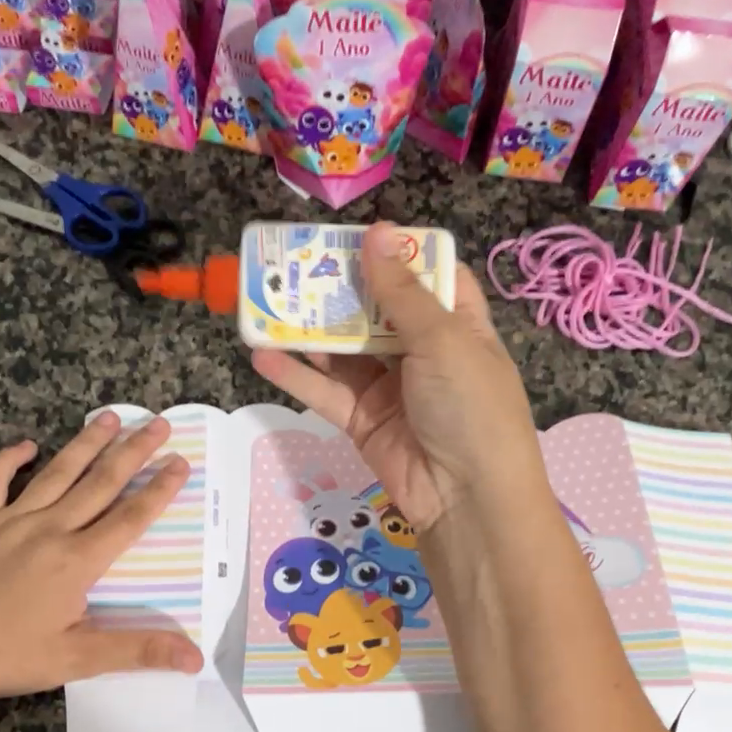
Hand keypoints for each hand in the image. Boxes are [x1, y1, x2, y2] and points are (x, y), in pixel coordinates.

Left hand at [0, 412, 204, 711]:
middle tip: (160, 424)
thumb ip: (138, 650)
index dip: (158, 490)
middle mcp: (49, 530)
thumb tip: (196, 658)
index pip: (129, 518)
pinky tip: (25, 445)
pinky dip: (9, 460)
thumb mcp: (78, 660)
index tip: (180, 462)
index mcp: (77, 561)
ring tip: (111, 417)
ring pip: (57, 473)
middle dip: (134, 451)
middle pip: (100, 483)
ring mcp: (10, 522)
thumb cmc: (8, 657)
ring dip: (86, 443)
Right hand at [250, 222, 543, 532]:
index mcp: (458, 327)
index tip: (358, 237)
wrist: (467, 498)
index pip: (430, 279)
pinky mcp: (362, 421)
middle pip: (376, 311)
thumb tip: (378, 232)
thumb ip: (401, 292)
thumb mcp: (442, 340)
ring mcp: (390, 389)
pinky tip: (262, 353)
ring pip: (344, 351)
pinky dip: (296, 375)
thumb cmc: (469, 406)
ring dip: (309, 329)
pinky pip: (326, 392)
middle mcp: (423, 354)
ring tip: (268, 299)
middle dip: (339, 288)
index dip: (398, 257)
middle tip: (295, 263)